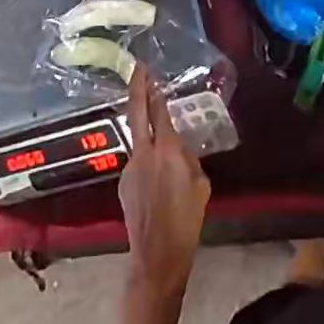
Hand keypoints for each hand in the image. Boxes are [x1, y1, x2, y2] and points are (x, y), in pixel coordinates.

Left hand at [120, 65, 210, 294]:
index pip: (158, 112)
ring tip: (166, 149)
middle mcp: (144, 152)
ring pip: (140, 141)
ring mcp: (130, 166)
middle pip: (137, 112)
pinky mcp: (123, 182)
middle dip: (137, 88)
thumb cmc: (187, 221)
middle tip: (139, 69)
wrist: (157, 254)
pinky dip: (148, 162)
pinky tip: (159, 181)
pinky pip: (138, 162)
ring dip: (149, 135)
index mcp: (167, 151)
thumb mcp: (201, 186)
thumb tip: (180, 146)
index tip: (150, 73)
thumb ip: (189, 159)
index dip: (154, 91)